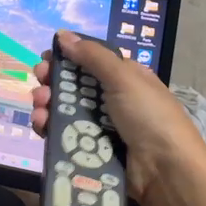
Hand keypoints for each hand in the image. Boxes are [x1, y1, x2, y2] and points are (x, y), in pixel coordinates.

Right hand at [31, 31, 205, 200]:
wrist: (166, 171)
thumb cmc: (149, 116)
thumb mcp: (124, 78)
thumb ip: (92, 56)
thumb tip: (63, 34)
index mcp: (125, 77)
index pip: (91, 61)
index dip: (68, 58)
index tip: (47, 57)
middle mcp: (113, 99)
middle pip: (74, 85)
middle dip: (53, 80)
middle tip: (40, 81)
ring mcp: (101, 126)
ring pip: (65, 110)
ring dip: (47, 104)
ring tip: (40, 105)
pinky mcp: (91, 150)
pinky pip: (65, 135)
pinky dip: (50, 128)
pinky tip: (42, 125)